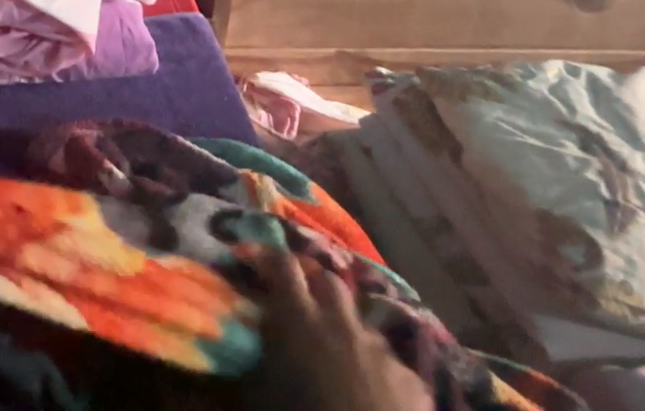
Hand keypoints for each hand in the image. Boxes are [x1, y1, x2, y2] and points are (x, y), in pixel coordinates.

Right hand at [245, 250, 431, 410]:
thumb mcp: (259, 387)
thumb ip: (251, 353)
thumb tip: (231, 334)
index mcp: (297, 318)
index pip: (282, 263)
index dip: (269, 255)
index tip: (255, 259)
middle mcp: (341, 323)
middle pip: (328, 280)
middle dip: (313, 283)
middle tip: (299, 299)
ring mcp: (381, 350)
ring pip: (361, 322)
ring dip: (345, 328)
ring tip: (337, 352)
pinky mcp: (413, 380)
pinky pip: (390, 361)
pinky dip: (375, 367)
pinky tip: (371, 389)